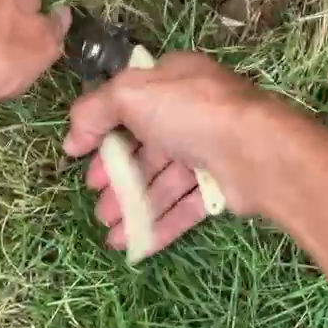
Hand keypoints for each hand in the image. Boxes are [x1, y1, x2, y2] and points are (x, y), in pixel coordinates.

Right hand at [63, 53, 289, 254]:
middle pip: (144, 152)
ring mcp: (207, 152)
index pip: (128, 108)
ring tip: (112, 234)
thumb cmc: (191, 113)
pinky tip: (136, 244)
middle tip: (98, 206)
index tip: (80, 160)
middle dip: (117, 181)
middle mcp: (190, 115)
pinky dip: (159, 225)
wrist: (256, 151)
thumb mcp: (132, 95)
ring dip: (134, 209)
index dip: (102, 135)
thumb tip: (72, 139)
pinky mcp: (220, 188)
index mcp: (171, 83)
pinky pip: (184, 207)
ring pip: (163, 184)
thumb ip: (94, 111)